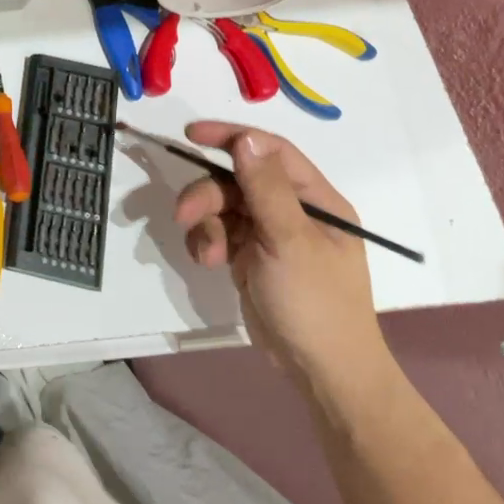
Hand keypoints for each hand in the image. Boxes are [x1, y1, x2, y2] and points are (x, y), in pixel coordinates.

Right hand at [174, 121, 391, 391]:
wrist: (319, 369)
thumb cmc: (315, 302)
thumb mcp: (289, 240)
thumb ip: (265, 187)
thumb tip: (245, 139)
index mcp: (318, 200)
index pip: (271, 152)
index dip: (232, 138)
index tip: (191, 135)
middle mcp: (294, 211)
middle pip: (237, 181)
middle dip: (206, 195)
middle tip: (183, 215)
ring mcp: (271, 235)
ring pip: (222, 207)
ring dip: (205, 225)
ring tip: (206, 255)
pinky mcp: (250, 256)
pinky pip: (217, 232)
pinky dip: (206, 243)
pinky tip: (208, 263)